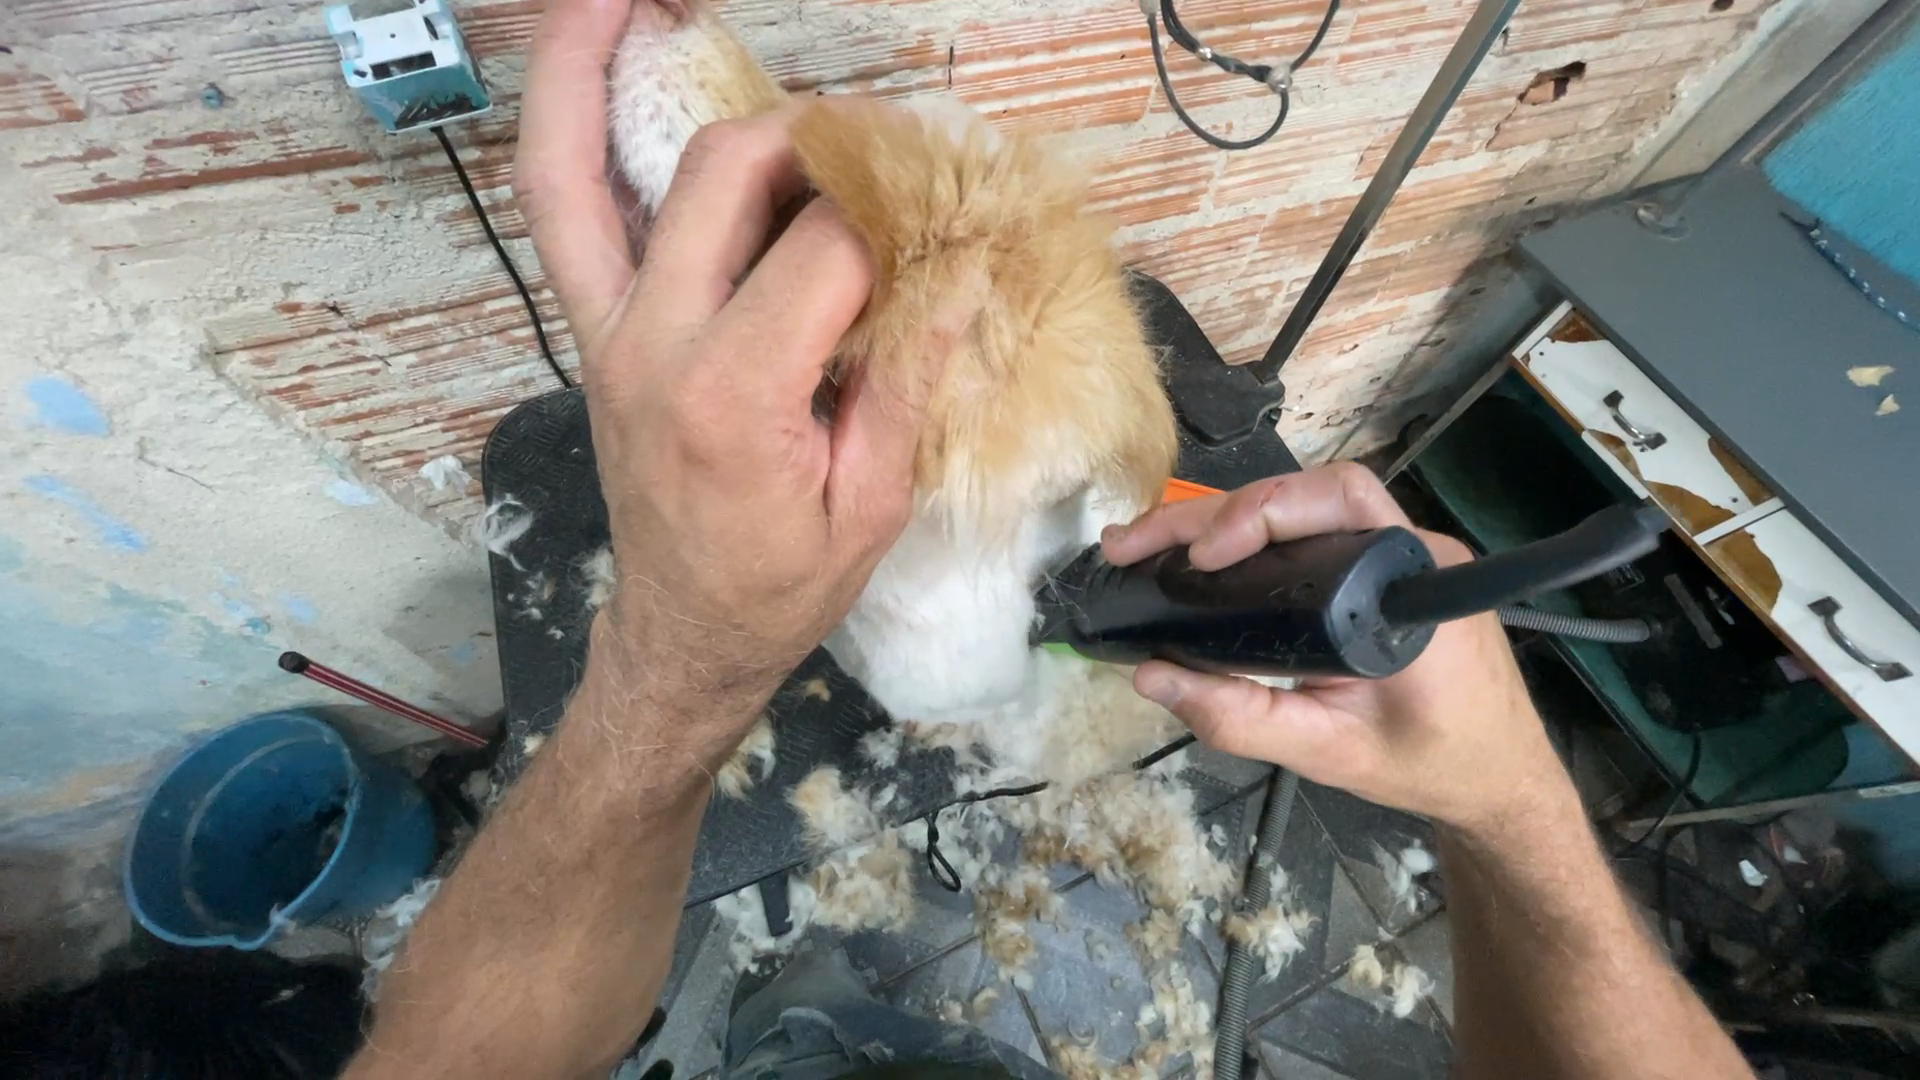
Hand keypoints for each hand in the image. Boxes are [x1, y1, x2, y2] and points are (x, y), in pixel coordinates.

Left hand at [513, 0, 975, 751]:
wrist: (687, 633)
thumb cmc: (783, 588)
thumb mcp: (869, 509)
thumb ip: (907, 386)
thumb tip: (960, 279)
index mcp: (738, 394)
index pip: (827, 250)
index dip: (895, 214)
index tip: (943, 207)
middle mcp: (656, 342)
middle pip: (729, 177)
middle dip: (813, 138)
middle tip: (874, 144)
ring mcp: (608, 331)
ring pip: (592, 165)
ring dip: (608, 61)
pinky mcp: (594, 335)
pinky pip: (562, 212)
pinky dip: (565, 125)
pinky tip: (587, 60)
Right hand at [1102, 464, 1569, 833]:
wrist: (1497, 777)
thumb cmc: (1427, 764)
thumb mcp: (1328, 752)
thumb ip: (1240, 720)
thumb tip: (1149, 676)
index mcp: (1412, 585)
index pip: (1339, 501)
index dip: (1260, 514)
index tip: (1203, 561)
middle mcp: (1406, 551)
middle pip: (1298, 496)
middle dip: (1204, 516)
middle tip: (1130, 544)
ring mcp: (1390, 553)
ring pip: (1293, 508)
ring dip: (1212, 521)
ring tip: (1144, 547)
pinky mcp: (1370, 568)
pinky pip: (1300, 534)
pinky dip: (1239, 539)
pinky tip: (1192, 558)